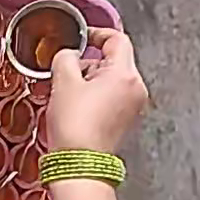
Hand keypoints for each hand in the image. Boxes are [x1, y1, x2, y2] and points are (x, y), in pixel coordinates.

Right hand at [47, 27, 146, 153]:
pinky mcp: (125, 120)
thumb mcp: (63, 83)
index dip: (96, 34)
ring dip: (90, 80)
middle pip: (114, 60)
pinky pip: (112, 97)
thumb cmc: (74, 125)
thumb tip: (68, 55)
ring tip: (68, 93)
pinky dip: (95, 95)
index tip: (81, 37)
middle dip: (89, 62)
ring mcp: (133, 106)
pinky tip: (77, 107)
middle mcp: (136, 88)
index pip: (117, 39)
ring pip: (112, 79)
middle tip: (66, 72)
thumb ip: (65, 58)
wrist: (79, 164)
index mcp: (125, 74)